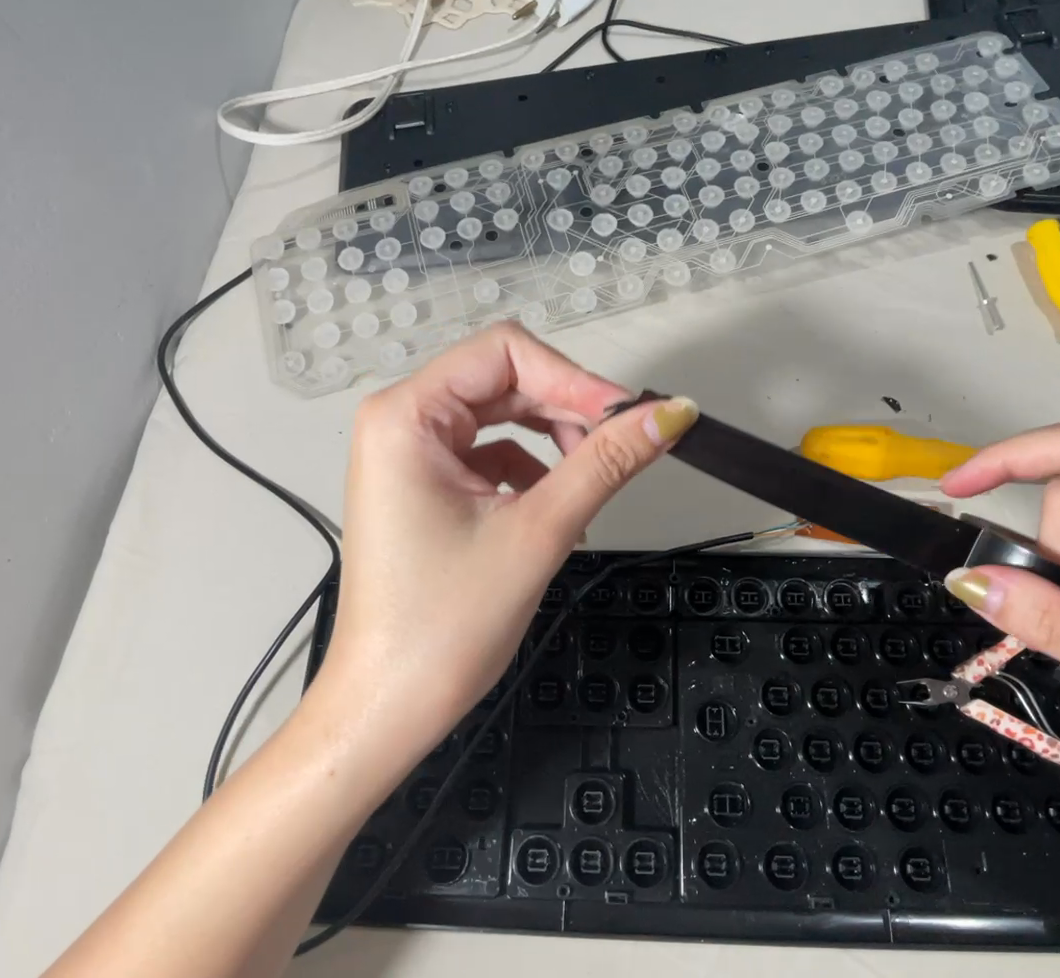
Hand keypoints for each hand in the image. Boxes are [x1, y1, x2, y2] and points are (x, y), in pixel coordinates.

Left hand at [316, 324, 696, 753]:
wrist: (389, 707)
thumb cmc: (442, 627)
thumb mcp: (538, 531)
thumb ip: (606, 463)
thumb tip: (670, 414)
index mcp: (406, 416)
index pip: (506, 352)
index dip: (574, 378)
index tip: (628, 418)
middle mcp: (399, 423)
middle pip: (505, 380)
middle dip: (568, 410)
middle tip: (623, 448)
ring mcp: (410, 456)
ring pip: (502, 416)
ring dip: (554, 441)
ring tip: (588, 487)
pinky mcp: (426, 487)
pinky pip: (491, 453)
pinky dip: (533, 471)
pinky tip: (559, 509)